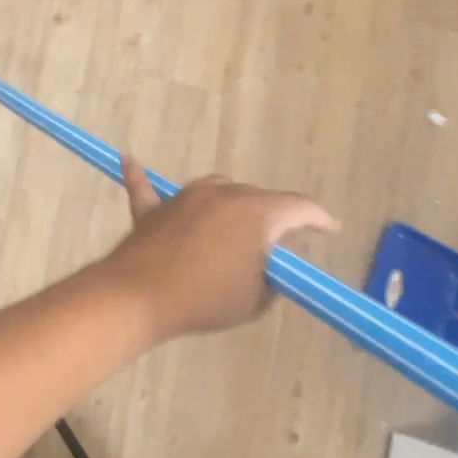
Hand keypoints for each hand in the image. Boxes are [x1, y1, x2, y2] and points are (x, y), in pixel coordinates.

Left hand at [95, 154, 338, 340]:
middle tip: (273, 245)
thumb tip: (263, 263)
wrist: (140, 297)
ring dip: (227, 203)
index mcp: (255, 212)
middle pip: (254, 197)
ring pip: (213, 189)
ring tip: (233, 226)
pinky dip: (139, 175)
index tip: (329, 228)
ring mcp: (181, 199)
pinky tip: (128, 158)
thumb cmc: (205, 298)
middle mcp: (219, 194)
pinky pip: (144, 187)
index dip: (317, 218)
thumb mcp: (256, 297)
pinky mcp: (149, 211)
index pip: (297, 207)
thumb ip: (269, 274)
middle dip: (270, 217)